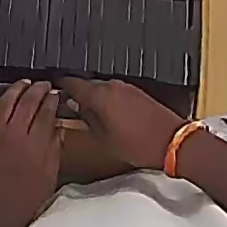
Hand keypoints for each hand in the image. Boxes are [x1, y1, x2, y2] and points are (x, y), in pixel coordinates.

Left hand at [0, 80, 60, 226]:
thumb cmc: (21, 204)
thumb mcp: (48, 179)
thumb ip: (54, 151)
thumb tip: (58, 131)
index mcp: (36, 146)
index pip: (47, 113)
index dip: (53, 100)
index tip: (56, 95)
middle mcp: (15, 135)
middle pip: (28, 102)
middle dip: (37, 89)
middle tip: (44, 84)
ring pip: (6, 101)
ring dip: (16, 89)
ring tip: (24, 84)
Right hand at [56, 78, 184, 171]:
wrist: (173, 143)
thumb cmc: (138, 144)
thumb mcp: (102, 139)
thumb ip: (84, 120)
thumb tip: (74, 108)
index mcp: (98, 94)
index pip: (71, 82)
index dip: (59, 86)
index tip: (53, 91)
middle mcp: (111, 86)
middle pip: (86, 84)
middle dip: (76, 94)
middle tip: (69, 107)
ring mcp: (126, 88)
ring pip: (101, 88)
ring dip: (93, 97)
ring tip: (89, 114)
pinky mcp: (137, 93)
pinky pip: (115, 92)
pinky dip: (107, 100)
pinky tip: (108, 115)